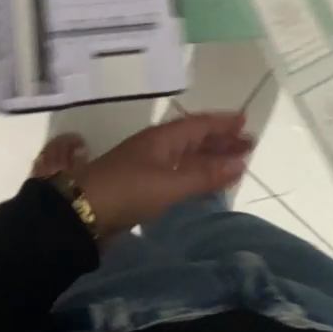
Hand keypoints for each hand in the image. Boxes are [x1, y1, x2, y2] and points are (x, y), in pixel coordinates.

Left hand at [75, 113, 253, 238]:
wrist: (83, 210)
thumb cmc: (128, 190)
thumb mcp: (169, 183)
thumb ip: (204, 174)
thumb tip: (240, 162)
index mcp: (163, 138)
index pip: (198, 124)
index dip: (221, 123)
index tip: (245, 121)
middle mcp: (157, 146)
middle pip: (194, 137)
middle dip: (221, 139)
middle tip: (249, 142)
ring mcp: (149, 164)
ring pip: (187, 154)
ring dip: (210, 155)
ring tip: (235, 160)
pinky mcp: (143, 183)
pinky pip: (179, 170)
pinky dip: (196, 171)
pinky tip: (204, 180)